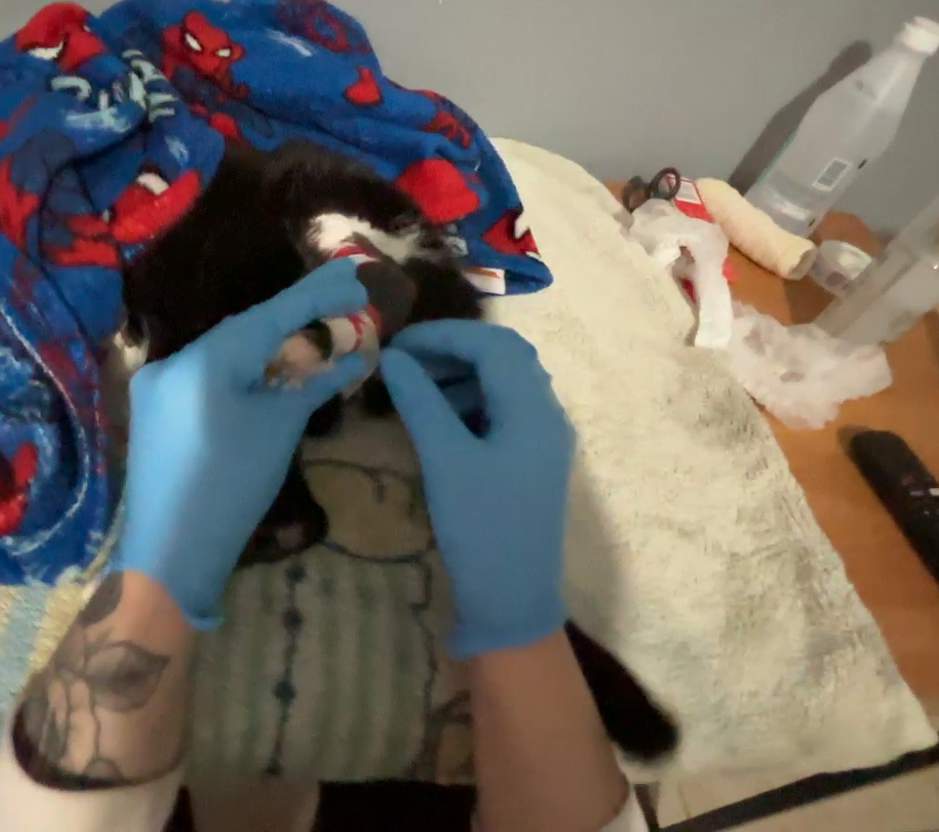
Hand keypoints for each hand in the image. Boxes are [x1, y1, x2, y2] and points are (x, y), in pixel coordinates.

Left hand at [115, 259, 369, 627]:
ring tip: (316, 328)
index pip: (269, 316)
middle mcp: (172, 360)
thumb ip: (315, 384)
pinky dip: (245, 368)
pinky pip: (208, 375)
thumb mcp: (280, 429)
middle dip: (296, 314)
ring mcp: (158, 385)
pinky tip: (272, 366)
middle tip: (345, 293)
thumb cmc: (232, 489)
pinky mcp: (156, 408)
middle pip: (246, 329)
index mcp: (202, 361)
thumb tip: (352, 357)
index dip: (315, 296)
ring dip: (272, 342)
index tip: (354, 280)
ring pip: (226, 351)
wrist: (168, 556)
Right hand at [379, 320, 573, 658]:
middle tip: (407, 361)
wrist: (513, 602)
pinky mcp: (531, 458)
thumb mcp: (445, 460)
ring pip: (504, 382)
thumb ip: (420, 401)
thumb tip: (392, 358)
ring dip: (461, 374)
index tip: (397, 345)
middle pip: (503, 356)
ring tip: (417, 387)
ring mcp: (542, 437)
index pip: (490, 345)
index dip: (442, 336)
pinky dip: (471, 400)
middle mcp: (546, 413)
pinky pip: (503, 410)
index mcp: (533, 408)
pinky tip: (440, 417)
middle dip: (453, 350)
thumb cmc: (481, 528)